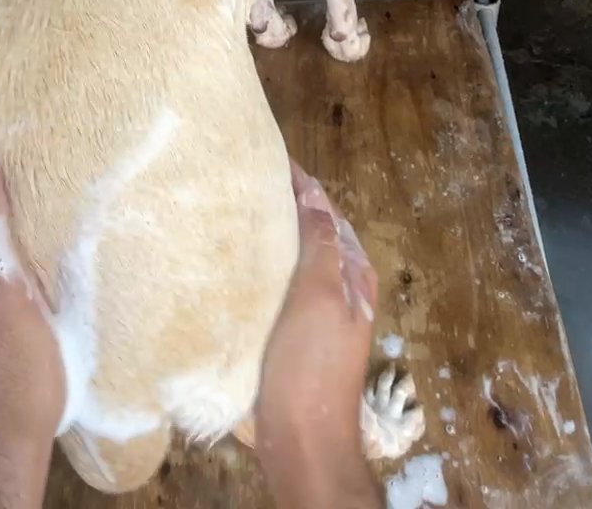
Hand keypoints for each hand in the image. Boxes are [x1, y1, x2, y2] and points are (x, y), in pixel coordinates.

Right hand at [251, 163, 384, 508]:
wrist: (302, 437)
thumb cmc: (311, 362)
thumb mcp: (318, 296)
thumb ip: (319, 245)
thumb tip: (315, 196)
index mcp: (352, 272)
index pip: (326, 212)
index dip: (302, 184)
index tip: (270, 155)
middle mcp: (338, 285)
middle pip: (312, 230)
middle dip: (287, 200)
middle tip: (247, 175)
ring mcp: (315, 308)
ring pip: (294, 253)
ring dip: (274, 228)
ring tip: (238, 205)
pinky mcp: (292, 328)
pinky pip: (280, 279)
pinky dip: (265, 259)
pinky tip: (240, 257)